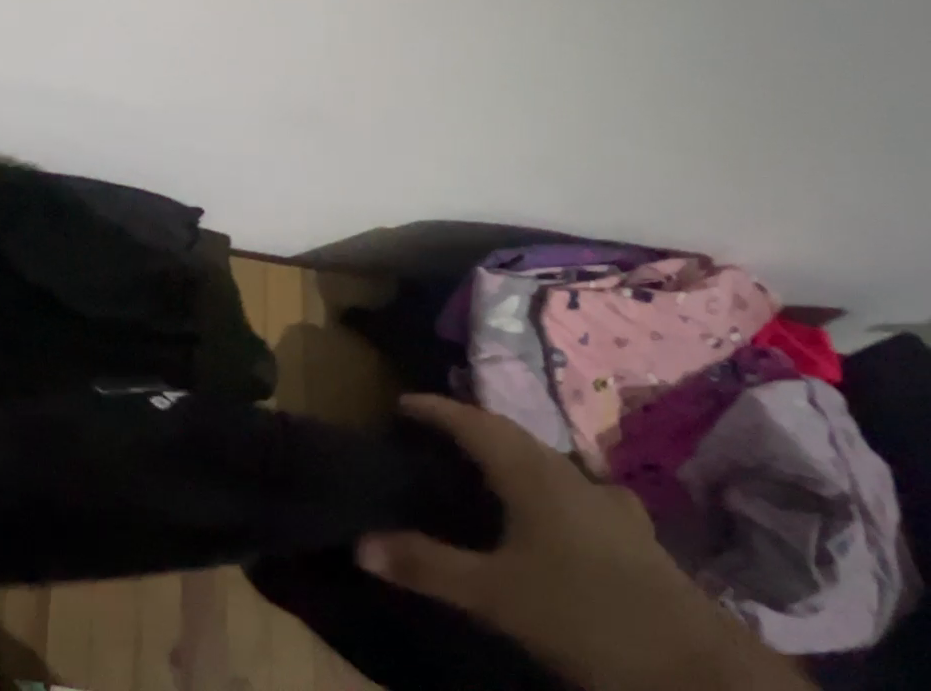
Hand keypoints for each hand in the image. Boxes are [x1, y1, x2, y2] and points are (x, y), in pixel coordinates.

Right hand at [357, 395, 812, 690]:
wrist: (704, 673)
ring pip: (551, 465)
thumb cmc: (588, 616)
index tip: (402, 402)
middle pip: (515, 438)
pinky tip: (554, 514)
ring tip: (487, 467)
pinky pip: (578, 495)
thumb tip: (360, 544)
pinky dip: (548, 489)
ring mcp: (612, 510)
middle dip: (472, 427)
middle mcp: (574, 481)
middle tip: (435, 431)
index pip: (477, 425)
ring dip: (513, 456)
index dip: (438, 410)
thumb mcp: (495, 595)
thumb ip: (427, 566)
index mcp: (536, 478)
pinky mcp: (636, 541)